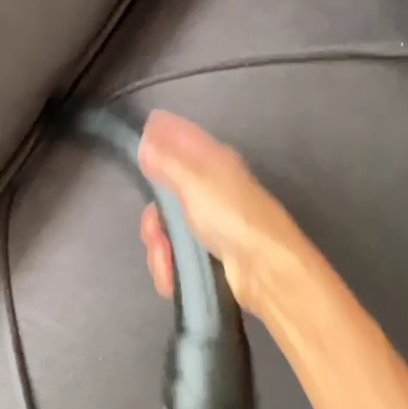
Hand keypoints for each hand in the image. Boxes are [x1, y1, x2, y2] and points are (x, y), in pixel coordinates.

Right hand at [137, 109, 308, 319]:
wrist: (265, 270)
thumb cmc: (232, 217)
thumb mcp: (195, 181)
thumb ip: (168, 159)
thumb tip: (148, 131)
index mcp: (212, 162)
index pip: (177, 141)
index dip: (155, 148)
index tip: (142, 166)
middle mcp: (210, 190)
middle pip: (164, 197)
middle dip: (155, 221)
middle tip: (158, 232)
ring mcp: (209, 226)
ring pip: (167, 231)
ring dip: (161, 250)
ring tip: (169, 261)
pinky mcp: (208, 256)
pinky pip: (176, 257)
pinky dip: (171, 268)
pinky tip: (174, 277)